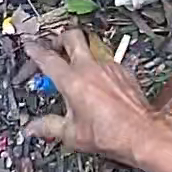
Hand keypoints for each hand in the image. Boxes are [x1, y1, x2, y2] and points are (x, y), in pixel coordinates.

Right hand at [22, 28, 171, 163]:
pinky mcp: (123, 71)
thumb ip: (48, 127)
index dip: (35, 50)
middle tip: (54, 47)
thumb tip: (33, 128)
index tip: (30, 45)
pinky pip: (106, 62)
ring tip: (76, 72)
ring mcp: (109, 67)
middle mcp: (91, 68)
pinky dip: (98, 69)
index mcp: (73, 80)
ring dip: (81, 56)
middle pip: (72, 36)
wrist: (142, 135)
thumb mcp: (71, 134)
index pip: (48, 58)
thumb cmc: (110, 135)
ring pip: (91, 49)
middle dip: (60, 38)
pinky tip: (97, 85)